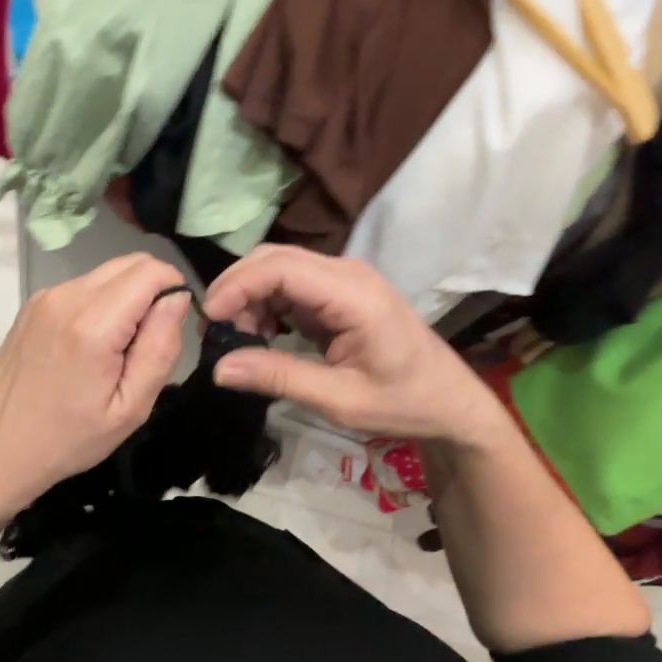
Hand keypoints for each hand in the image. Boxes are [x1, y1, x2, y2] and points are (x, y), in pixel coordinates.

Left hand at [0, 253, 189, 522]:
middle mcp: (66, 297)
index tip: (170, 328)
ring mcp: (45, 297)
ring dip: (125, 299)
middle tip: (145, 343)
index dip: (173, 290)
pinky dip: (100, 305)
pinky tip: (88, 348)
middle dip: (152, 292)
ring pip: (106, 274)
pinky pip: (83, 287)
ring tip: (115, 351)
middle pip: (130, 264)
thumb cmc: (69, 438)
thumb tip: (177, 299)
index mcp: (92, 324)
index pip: (151, 270)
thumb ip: (161, 347)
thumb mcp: (131, 407)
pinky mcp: (33, 304)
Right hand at [203, 245, 516, 446]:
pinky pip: (291, 283)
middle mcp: (347, 273)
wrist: (450, 402)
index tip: (210, 319)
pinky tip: (262, 333)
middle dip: (236, 288)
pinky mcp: (339, 291)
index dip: (238, 285)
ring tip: (240, 338)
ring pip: (278, 267)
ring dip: (250, 296)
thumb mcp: (340, 399)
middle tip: (215, 331)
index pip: (281, 267)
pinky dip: (266, 302)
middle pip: (275, 258)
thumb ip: (279, 377)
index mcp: (353, 294)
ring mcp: (344, 279)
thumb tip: (220, 366)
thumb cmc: (403, 403)